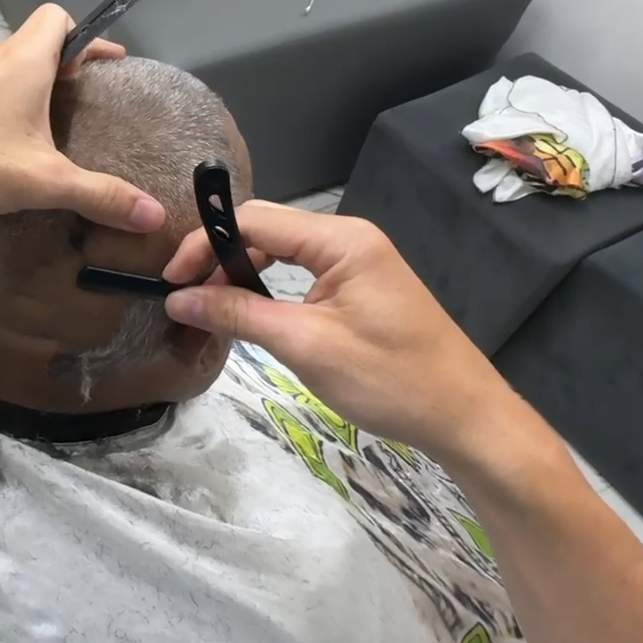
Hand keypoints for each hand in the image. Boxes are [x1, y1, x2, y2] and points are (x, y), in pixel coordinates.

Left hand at [0, 4, 165, 245]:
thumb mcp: (43, 181)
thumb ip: (100, 194)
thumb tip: (154, 215)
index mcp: (22, 61)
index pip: (59, 18)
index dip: (86, 36)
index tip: (104, 66)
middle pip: (31, 42)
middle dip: (59, 65)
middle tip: (77, 101)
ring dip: (21, 82)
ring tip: (36, 122)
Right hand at [161, 202, 522, 464]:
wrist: (471, 422)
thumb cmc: (391, 380)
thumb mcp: (305, 346)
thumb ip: (237, 315)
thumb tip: (177, 299)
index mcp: (340, 240)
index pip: (253, 221)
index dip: (205, 244)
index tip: (172, 279)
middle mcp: (347, 238)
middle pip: (263, 230)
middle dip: (218, 257)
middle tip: (183, 293)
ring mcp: (356, 261)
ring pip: (278, 251)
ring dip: (238, 273)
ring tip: (207, 304)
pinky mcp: (358, 287)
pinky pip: (297, 271)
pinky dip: (264, 288)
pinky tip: (246, 310)